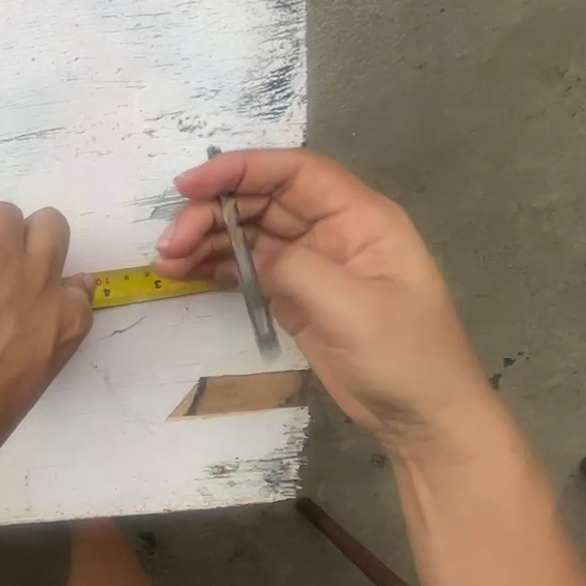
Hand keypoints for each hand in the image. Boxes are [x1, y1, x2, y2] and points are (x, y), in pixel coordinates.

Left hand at [0, 203, 93, 503]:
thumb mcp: (25, 389)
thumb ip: (41, 347)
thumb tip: (40, 324)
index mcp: (64, 324)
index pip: (76, 281)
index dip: (45, 285)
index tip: (23, 299)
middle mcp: (39, 281)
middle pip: (48, 226)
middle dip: (23, 242)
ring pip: (3, 214)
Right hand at [154, 149, 493, 450]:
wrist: (420, 415)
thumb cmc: (403, 356)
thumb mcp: (350, 308)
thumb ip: (295, 268)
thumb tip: (246, 250)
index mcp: (360, 218)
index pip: (294, 174)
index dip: (240, 170)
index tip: (189, 185)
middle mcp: (332, 231)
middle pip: (262, 201)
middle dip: (211, 213)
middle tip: (168, 244)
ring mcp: (310, 263)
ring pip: (248, 234)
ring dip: (204, 241)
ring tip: (165, 262)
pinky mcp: (292, 294)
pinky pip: (246, 267)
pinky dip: (213, 266)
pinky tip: (184, 272)